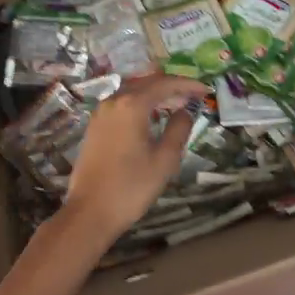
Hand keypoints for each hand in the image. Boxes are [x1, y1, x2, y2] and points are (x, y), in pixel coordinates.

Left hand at [61, 75, 207, 241]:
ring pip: (132, 91)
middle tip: (192, 96)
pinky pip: (122, 103)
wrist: (89, 212)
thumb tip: (185, 111)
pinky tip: (150, 117)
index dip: (187, 84)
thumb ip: (179, 129)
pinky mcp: (95, 125)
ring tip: (175, 105)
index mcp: (132, 105)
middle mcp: (114, 101)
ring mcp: (101, 112)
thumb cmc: (131, 187)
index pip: (165, 84)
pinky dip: (139, 103)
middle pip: (147, 82)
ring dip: (155, 94)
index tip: (205, 90)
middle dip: (171, 86)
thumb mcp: (164, 160)